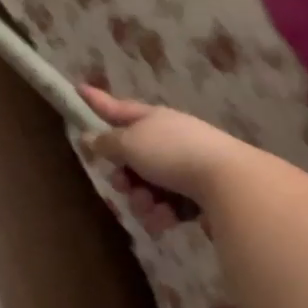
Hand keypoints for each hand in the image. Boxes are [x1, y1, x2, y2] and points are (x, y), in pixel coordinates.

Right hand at [79, 85, 247, 203]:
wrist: (229, 183)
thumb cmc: (172, 154)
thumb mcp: (129, 143)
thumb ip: (106, 142)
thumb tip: (91, 137)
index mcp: (152, 120)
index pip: (116, 108)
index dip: (96, 101)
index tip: (78, 88)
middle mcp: (168, 140)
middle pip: (130, 158)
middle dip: (123, 177)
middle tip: (122, 184)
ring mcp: (185, 167)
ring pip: (145, 187)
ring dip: (141, 201)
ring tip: (151, 207)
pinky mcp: (199, 194)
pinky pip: (166, 205)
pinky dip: (163, 213)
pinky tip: (168, 220)